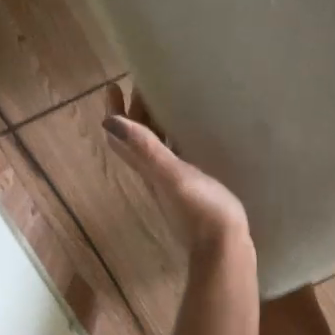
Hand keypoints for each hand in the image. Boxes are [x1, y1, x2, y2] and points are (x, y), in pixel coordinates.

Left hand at [103, 87, 250, 259]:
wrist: (224, 248)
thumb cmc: (201, 209)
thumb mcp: (173, 176)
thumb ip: (147, 150)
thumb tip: (110, 122)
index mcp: (149, 170)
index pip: (122, 137)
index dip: (115, 112)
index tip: (113, 86)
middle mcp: (155, 175)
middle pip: (137, 139)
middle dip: (135, 112)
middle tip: (144, 85)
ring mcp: (173, 183)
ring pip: (154, 147)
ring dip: (152, 123)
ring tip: (164, 100)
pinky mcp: (192, 188)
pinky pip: (175, 154)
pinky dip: (174, 137)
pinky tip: (190, 132)